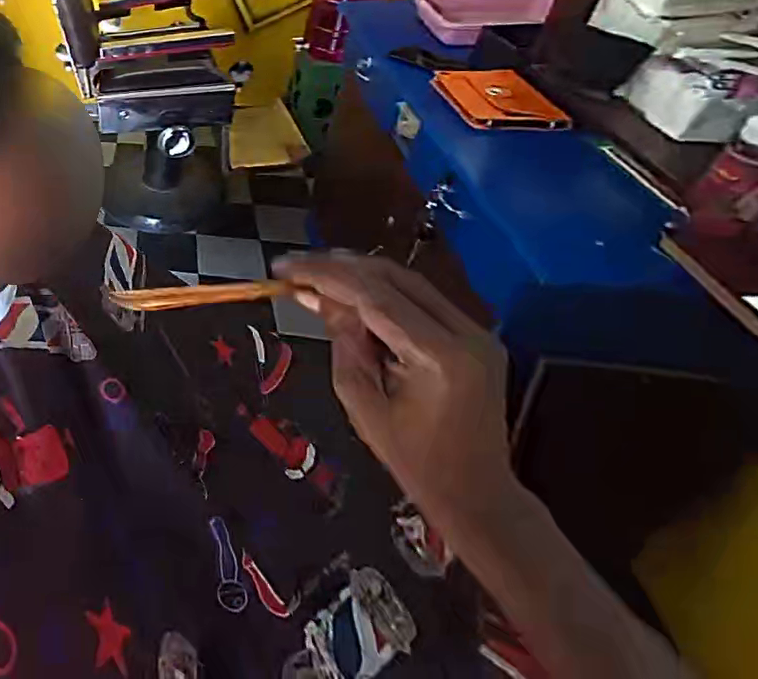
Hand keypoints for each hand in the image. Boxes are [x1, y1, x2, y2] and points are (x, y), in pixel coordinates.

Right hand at [275, 253, 517, 525]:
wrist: (475, 491)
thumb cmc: (410, 455)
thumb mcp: (359, 397)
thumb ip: (342, 339)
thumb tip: (319, 295)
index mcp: (438, 354)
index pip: (371, 294)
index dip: (321, 274)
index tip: (281, 267)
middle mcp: (466, 333)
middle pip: (391, 276)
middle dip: (336, 266)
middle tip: (292, 267)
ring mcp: (476, 331)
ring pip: (405, 280)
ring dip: (355, 273)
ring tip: (311, 275)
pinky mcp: (473, 334)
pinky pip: (417, 296)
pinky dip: (377, 288)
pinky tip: (345, 291)